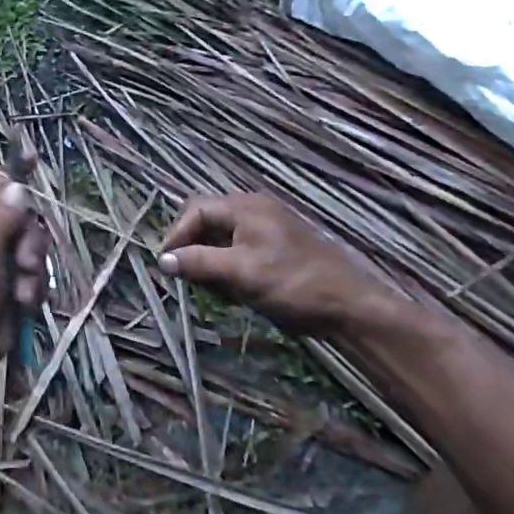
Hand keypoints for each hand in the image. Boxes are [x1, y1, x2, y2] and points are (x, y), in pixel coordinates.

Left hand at [0, 173, 48, 371]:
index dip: (16, 176)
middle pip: (24, 218)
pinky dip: (36, 289)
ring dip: (34, 272)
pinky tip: (25, 305)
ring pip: (36, 248)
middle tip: (23, 264)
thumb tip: (17, 185)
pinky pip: (39, 273)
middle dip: (30, 243)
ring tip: (22, 294)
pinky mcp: (18, 282)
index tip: (34, 158)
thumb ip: (1, 220)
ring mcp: (3, 261)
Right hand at [158, 193, 401, 335]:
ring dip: (211, 262)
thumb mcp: (241, 274)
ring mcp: (268, 228)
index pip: (196, 210)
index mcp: (246, 207)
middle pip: (208, 221)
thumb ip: (199, 263)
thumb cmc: (294, 284)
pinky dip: (230, 268)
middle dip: (193, 249)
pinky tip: (237, 291)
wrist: (350, 305)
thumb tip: (163, 260)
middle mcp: (255, 210)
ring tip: (216, 289)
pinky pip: (240, 250)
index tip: (166, 267)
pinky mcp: (277, 248)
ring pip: (222, 239)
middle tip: (189, 278)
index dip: (176, 236)